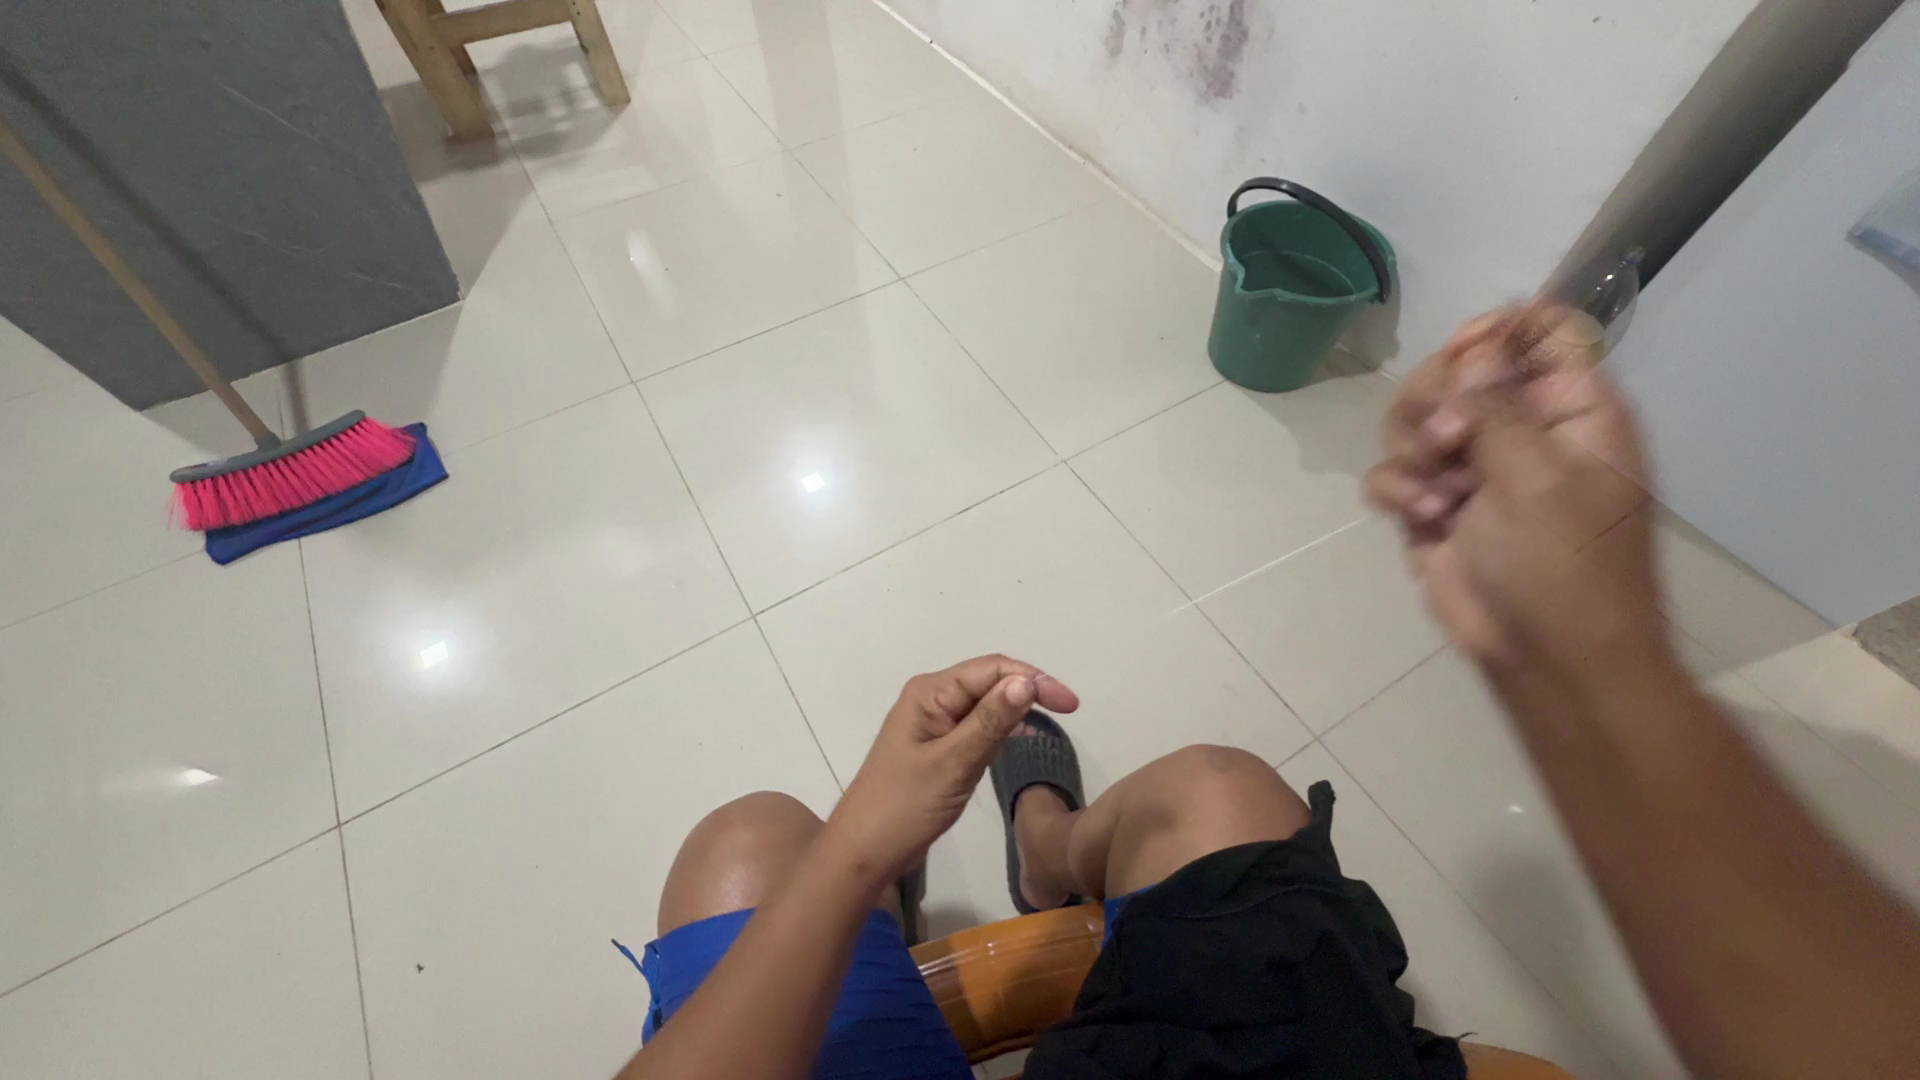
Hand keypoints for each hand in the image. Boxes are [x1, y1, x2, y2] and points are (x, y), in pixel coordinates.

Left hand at [823, 656, 1079, 883]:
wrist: (863, 852)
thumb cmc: (904, 807)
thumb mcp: (953, 764)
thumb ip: (990, 722)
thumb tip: (1027, 681)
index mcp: (930, 692)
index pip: (991, 669)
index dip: (1033, 679)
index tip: (1070, 704)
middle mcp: (931, 697)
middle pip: (989, 680)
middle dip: (1028, 688)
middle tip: (1069, 710)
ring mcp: (933, 721)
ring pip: (984, 702)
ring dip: (1016, 706)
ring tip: (1052, 721)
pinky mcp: (938, 745)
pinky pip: (976, 724)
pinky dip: (1001, 727)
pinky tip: (1020, 736)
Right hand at [1367, 309, 1660, 671]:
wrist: (1540, 652)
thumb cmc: (1562, 565)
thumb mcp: (1538, 477)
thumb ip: (1498, 407)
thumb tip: (1473, 350)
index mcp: (1571, 411)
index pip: (1541, 333)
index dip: (1498, 332)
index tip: (1463, 355)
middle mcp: (1520, 429)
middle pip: (1459, 371)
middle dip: (1435, 401)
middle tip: (1442, 438)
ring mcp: (1473, 468)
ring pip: (1413, 420)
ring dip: (1411, 452)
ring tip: (1432, 494)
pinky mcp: (1432, 504)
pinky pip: (1393, 473)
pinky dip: (1397, 491)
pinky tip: (1420, 519)